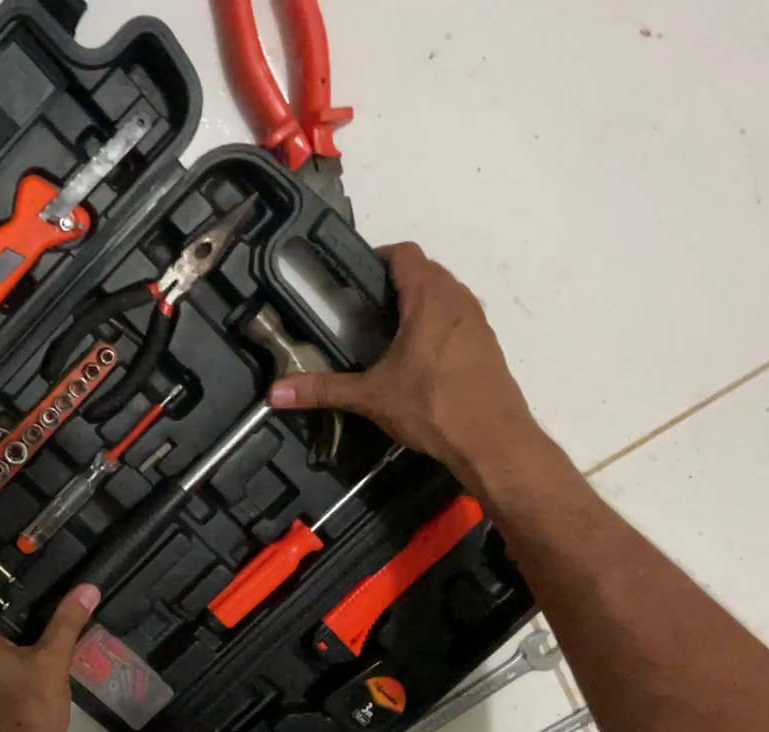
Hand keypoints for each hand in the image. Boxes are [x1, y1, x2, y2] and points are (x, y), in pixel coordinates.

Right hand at [267, 243, 542, 473]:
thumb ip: (323, 389)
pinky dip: (433, 323)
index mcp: (430, 300)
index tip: (350, 278)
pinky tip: (412, 356)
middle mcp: (458, 301)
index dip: (377, 257)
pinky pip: (455, 317)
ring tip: (382, 330)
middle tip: (358, 308)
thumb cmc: (434, 407)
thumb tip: (274, 393)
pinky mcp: (485, 345)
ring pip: (443, 293)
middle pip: (424, 271)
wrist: (494, 441)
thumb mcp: (371, 397)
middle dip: (392, 282)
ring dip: (415, 302)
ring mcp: (477, 322)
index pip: (405, 254)